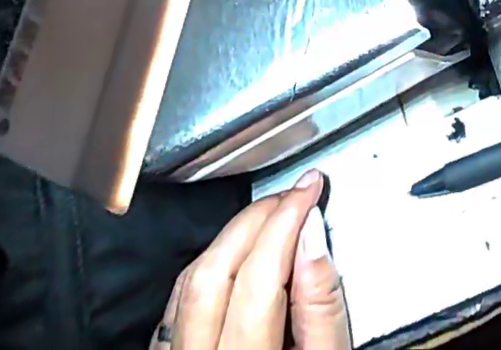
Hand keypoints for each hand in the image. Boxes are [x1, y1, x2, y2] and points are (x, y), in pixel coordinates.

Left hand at [151, 170, 350, 349]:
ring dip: (234, 236)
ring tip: (274, 215)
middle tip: (295, 195)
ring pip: (190, 281)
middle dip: (259, 219)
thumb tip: (312, 236)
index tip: (311, 189)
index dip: (288, 221)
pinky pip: (179, 300)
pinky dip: (213, 263)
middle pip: (215, 272)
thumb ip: (321, 312)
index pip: (259, 280)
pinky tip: (238, 252)